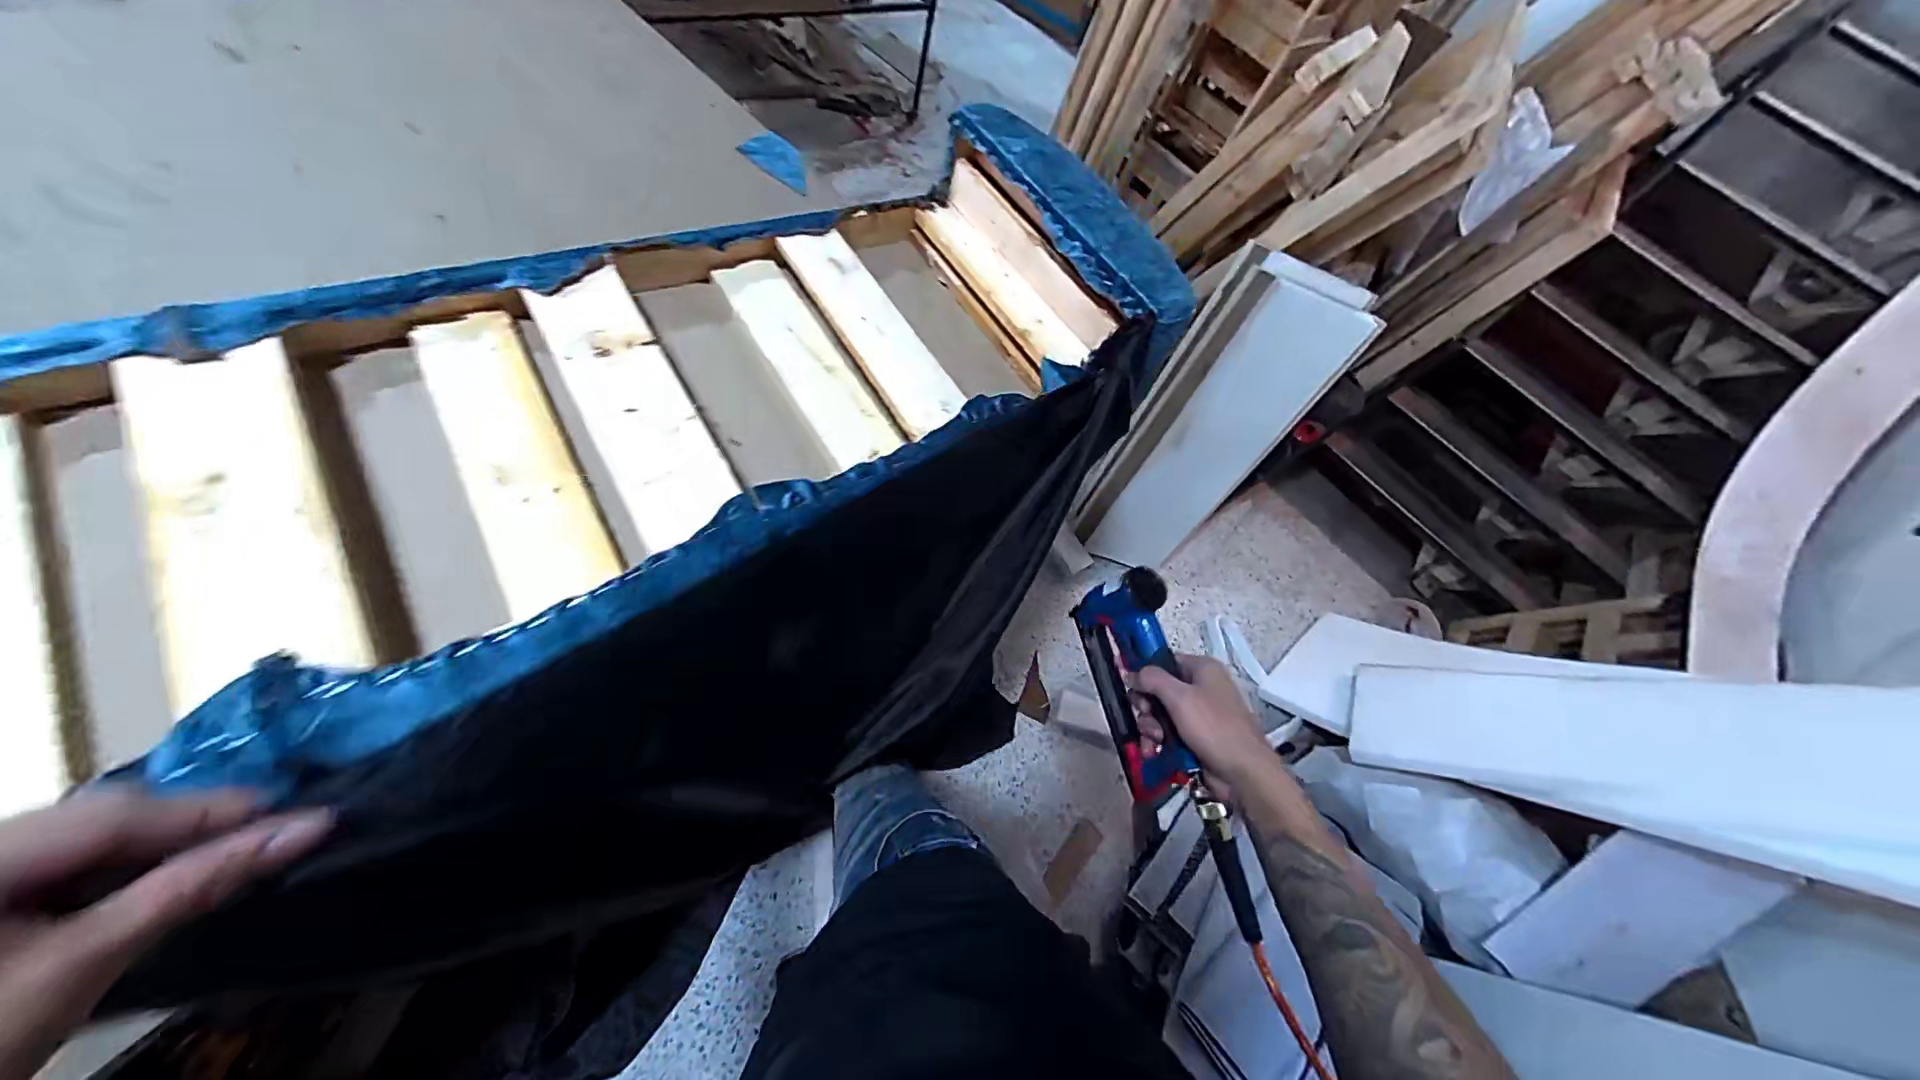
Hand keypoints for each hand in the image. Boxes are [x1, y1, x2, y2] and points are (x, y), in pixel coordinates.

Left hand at [0, 788, 331, 1079]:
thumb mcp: (86, 960)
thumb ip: (197, 883)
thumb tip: (311, 825)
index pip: (122, 810)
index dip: (218, 808)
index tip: (303, 814)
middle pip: (107, 817)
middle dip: (192, 825)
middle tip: (274, 836)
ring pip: (93, 837)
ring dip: (166, 845)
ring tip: (230, 853)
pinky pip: (69, 861)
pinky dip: (127, 866)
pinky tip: (161, 878)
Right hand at [1128, 653, 1273, 796]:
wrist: (1243, 774)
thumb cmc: (1213, 727)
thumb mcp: (1180, 698)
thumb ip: (1151, 679)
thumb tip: (1130, 672)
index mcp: (1202, 669)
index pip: (1164, 660)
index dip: (1144, 671)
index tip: (1127, 682)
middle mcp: (1200, 688)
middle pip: (1157, 689)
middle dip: (1147, 706)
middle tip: (1146, 715)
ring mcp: (1197, 714)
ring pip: (1158, 714)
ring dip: (1150, 727)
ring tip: (1156, 740)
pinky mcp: (1194, 738)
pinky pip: (1166, 733)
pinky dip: (1158, 741)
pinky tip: (1154, 752)